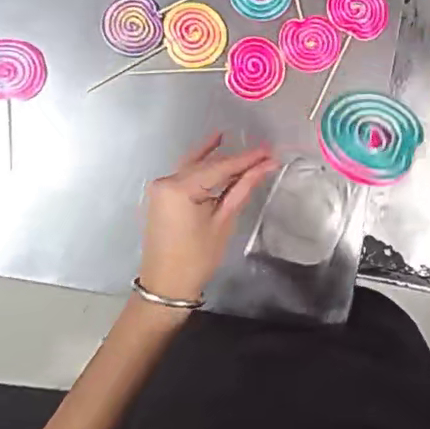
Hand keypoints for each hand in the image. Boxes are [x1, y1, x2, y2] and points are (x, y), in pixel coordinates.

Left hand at [137, 134, 276, 301]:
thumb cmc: (197, 258)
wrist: (166, 285)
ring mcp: (161, 187)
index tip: (269, 150)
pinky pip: (185, 175)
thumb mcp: (223, 222)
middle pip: (207, 164)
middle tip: (263, 152)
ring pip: (195, 166)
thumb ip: (242, 189)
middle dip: (235, 159)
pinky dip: (201, 167)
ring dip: (217, 157)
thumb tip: (265, 166)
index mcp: (179, 188)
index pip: (219, 167)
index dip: (246, 159)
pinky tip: (212, 149)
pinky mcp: (162, 196)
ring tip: (241, 143)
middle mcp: (166, 181)